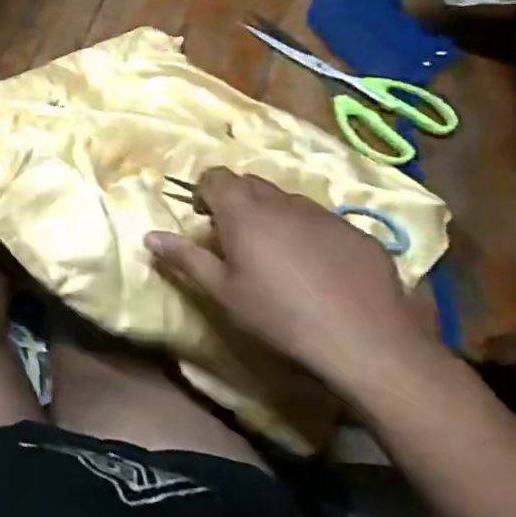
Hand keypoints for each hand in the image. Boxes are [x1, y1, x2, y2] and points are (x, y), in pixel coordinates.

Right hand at [145, 170, 442, 387]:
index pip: (215, 177)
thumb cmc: (280, 317)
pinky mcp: (355, 230)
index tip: (204, 221)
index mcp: (244, 212)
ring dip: (272, 216)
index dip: (204, 192)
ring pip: (286, 201)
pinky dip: (308, 233)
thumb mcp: (224, 293)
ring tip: (277, 257)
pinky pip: (320, 220)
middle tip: (235, 240)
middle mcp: (282, 201)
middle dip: (236, 201)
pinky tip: (317, 270)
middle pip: (250, 184)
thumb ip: (185, 259)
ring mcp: (323, 213)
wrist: (365, 339)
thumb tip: (150, 235)